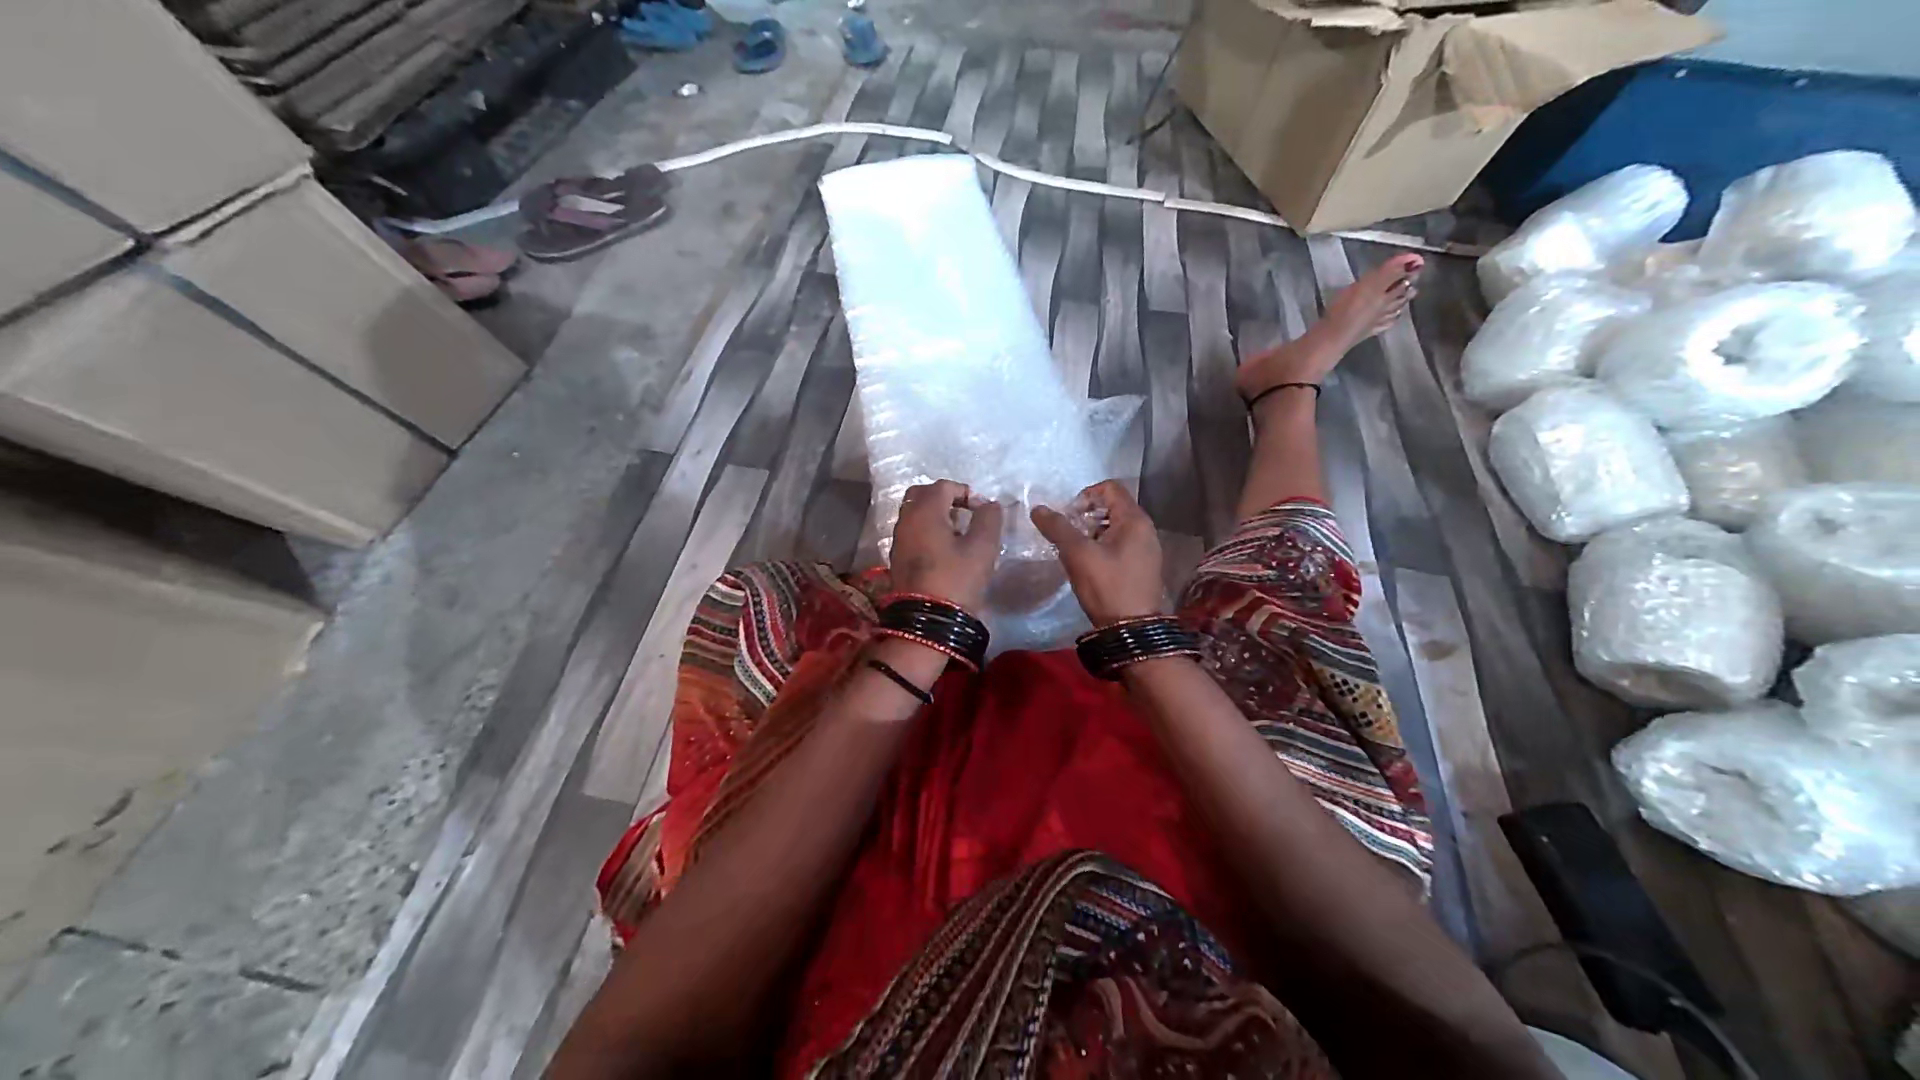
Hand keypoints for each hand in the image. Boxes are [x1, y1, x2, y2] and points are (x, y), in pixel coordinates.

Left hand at [889, 480, 1004, 611]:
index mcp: (924, 512)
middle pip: (921, 495)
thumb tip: (988, 504)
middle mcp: (906, 520)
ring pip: (914, 514)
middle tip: (965, 513)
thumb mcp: (982, 548)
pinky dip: (926, 530)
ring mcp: (898, 540)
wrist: (927, 621)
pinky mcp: (897, 558)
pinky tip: (944, 549)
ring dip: (935, 514)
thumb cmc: (957, 579)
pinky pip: (911, 532)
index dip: (965, 491)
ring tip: (958, 532)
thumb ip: (988, 519)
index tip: (981, 509)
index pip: (943, 486)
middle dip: (944, 498)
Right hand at [1030, 481, 1165, 626]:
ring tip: (1075, 550)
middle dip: (1087, 514)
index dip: (1085, 495)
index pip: (1110, 487)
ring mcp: (1147, 548)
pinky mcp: (1143, 566)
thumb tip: (1038, 509)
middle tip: (1068, 533)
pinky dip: (1103, 545)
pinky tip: (1089, 564)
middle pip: (1113, 506)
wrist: (1131, 629)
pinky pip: (1121, 543)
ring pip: (1116, 526)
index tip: (1069, 516)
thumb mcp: (1077, 554)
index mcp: (1134, 520)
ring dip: (1093, 531)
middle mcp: (1146, 529)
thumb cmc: (1106, 586)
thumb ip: (1058, 528)